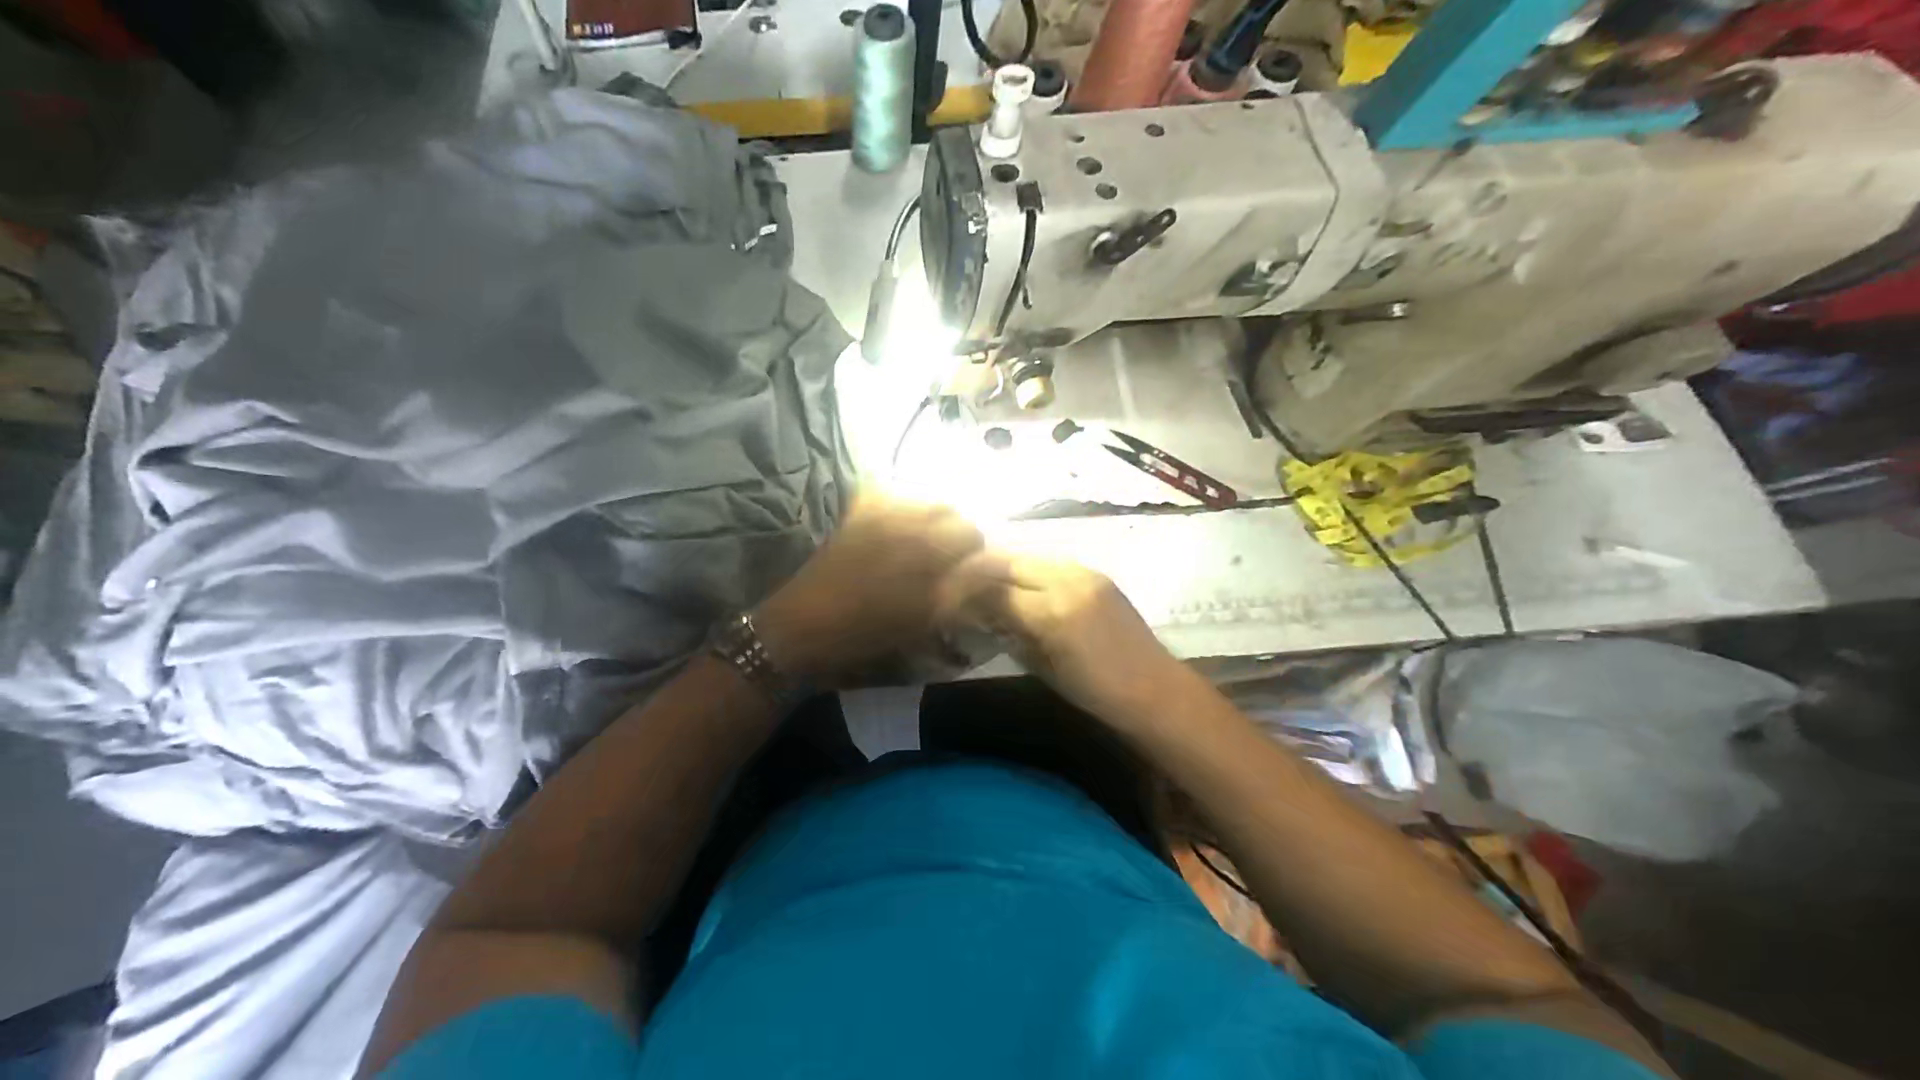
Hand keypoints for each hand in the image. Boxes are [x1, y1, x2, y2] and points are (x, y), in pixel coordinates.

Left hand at [754, 494, 983, 687]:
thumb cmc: (867, 631)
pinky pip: (888, 494)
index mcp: (930, 546)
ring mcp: (878, 510)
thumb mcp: (926, 617)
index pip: (973, 534)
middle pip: (951, 512)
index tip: (968, 576)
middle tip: (947, 563)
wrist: (802, 625)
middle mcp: (908, 518)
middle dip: (957, 534)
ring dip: (932, 520)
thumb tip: (999, 562)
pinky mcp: (854, 511)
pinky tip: (894, 532)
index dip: (977, 556)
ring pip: (923, 501)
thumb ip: (967, 585)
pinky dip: (900, 507)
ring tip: (921, 548)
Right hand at [935, 551, 1187, 723]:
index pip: (993, 590)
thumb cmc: (1095, 693)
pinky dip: (1032, 570)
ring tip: (989, 584)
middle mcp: (1067, 581)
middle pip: (1009, 563)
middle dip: (980, 572)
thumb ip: (1011, 635)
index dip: (964, 594)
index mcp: (1051, 612)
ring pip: (1031, 557)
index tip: (946, 601)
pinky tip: (1024, 586)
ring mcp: (1085, 574)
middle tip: (960, 586)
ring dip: (1005, 567)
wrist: (1154, 690)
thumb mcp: (1043, 668)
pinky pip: (1054, 563)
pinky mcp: (1098, 575)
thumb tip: (984, 616)